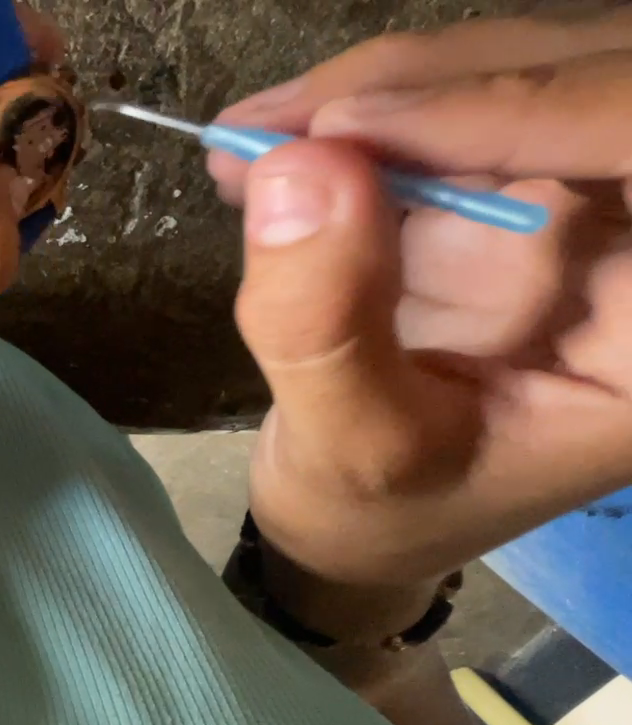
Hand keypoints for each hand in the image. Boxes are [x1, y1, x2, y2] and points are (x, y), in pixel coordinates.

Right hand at [205, 12, 631, 584]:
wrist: (353, 518)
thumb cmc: (371, 509)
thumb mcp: (349, 443)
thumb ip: (322, 324)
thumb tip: (289, 173)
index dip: (516, 113)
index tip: (341, 129)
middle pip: (595, 92)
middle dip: (422, 95)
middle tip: (268, 123)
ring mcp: (597, 210)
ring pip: (519, 83)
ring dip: (371, 100)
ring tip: (249, 136)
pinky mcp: (516, 200)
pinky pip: (452, 119)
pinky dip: (352, 124)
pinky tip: (270, 145)